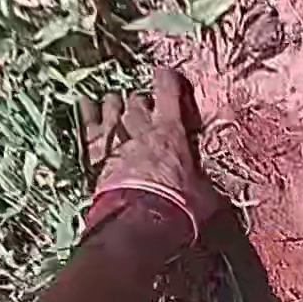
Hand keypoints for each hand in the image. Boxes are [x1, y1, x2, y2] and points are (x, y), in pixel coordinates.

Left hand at [80, 67, 224, 230]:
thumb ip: (205, 183)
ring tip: (120, 115)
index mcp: (170, 130)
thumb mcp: (203, 196)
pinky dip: (88, 110)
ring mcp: (114, 133)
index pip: (168, 88)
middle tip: (147, 116)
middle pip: (138, 98)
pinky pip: (86, 116)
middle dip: (142, 104)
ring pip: (112, 102)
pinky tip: (88, 108)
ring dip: (117, 107)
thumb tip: (216, 192)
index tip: (170, 80)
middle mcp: (140, 125)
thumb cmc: (176, 207)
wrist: (141, 221)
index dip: (169, 80)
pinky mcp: (93, 147)